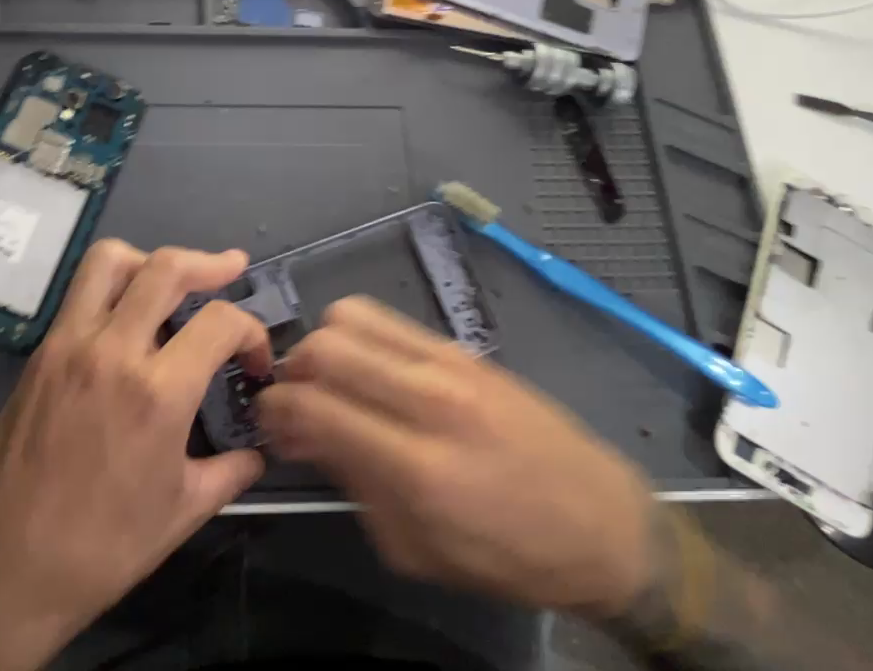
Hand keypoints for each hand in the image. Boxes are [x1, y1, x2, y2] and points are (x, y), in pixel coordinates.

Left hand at [0, 241, 272, 670]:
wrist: (9, 567)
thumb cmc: (104, 548)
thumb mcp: (184, 511)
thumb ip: (231, 468)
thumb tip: (257, 448)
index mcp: (157, 392)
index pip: (219, 322)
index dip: (252, 331)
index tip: (255, 360)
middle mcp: (111, 351)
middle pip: (165, 267)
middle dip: (208, 262)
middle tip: (231, 268)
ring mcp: (67, 346)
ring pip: (108, 263)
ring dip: (148, 260)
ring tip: (170, 281)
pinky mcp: (39, 355)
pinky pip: (78, 296)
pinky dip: (111, 289)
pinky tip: (127, 322)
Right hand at [256, 296, 655, 617]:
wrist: (605, 527)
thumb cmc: (508, 557)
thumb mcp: (415, 548)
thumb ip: (353, 483)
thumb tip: (304, 435)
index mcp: (416, 463)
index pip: (314, 404)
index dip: (275, 407)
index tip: (267, 419)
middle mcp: (430, 398)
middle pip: (327, 345)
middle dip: (292, 369)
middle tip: (294, 399)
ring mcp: (451, 364)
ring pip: (353, 315)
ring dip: (324, 343)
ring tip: (329, 378)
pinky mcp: (468, 350)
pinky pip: (392, 321)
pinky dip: (362, 337)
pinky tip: (372, 371)